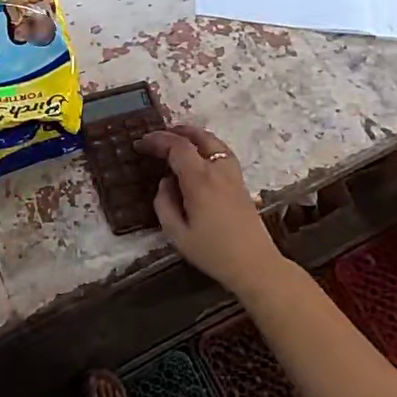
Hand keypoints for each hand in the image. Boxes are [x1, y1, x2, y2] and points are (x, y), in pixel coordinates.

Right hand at [138, 126, 285, 294]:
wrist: (256, 265)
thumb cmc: (213, 252)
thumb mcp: (177, 234)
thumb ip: (164, 204)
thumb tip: (165, 183)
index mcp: (200, 180)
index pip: (177, 147)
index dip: (157, 141)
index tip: (140, 144)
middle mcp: (218, 170)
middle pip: (197, 137)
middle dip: (174, 132)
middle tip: (157, 137)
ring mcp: (233, 174)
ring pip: (213, 141)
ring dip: (193, 135)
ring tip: (177, 138)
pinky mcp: (241, 182)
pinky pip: (223, 152)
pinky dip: (207, 145)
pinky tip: (201, 156)